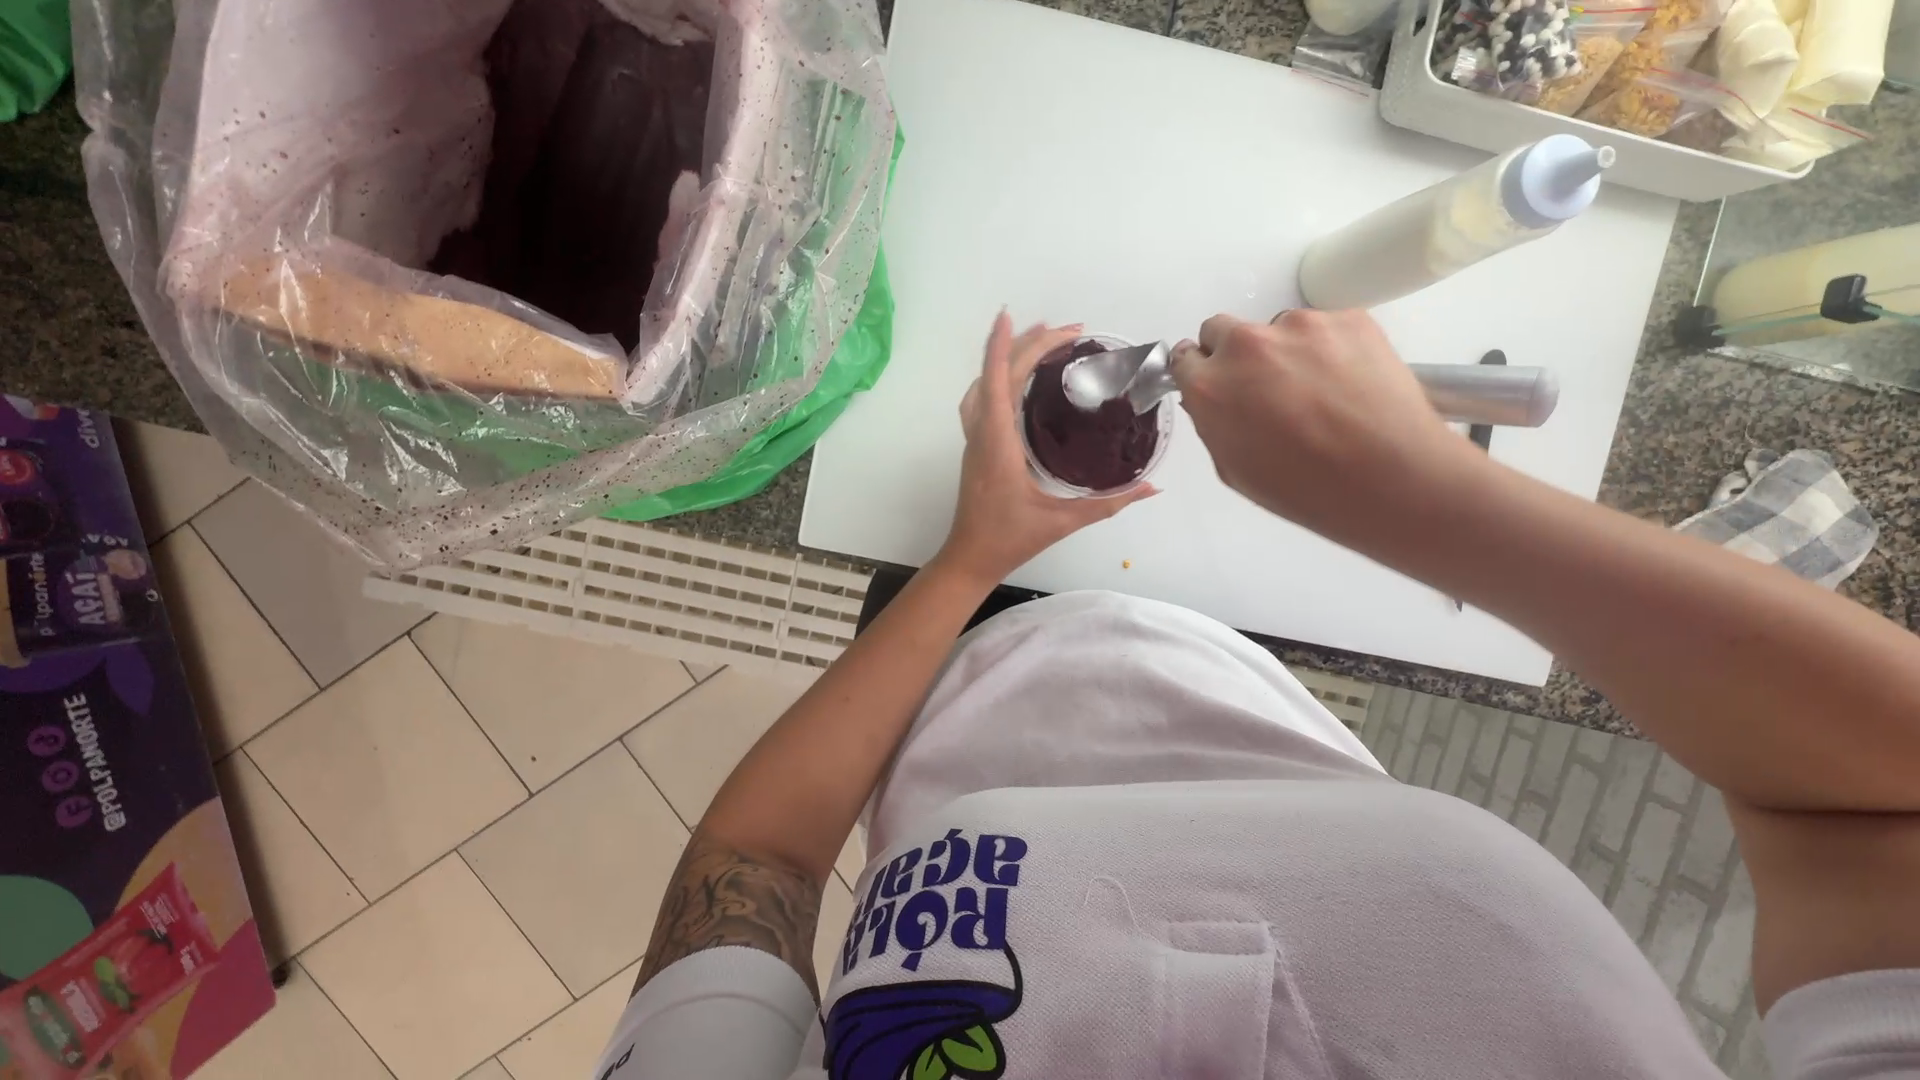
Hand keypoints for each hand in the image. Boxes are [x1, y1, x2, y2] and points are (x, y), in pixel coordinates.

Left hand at [935, 313, 1156, 585]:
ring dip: (1007, 357)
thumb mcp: (1062, 522)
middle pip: (996, 375)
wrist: (969, 558)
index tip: (1012, 316)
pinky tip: (1016, 378)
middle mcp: (982, 434)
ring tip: (1040, 339)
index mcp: (998, 443)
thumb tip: (1152, 487)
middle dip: (1027, 344)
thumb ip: (1109, 504)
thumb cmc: (1010, 540)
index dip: (1002, 346)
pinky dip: (996, 377)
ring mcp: (974, 440)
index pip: (998, 382)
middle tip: (1069, 331)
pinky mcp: (975, 447)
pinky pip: (980, 400)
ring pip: (982, 384)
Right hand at [1170, 309, 1480, 540]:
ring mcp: (1299, 326)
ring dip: (1286, 351)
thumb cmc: (1303, 489)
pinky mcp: (1348, 318)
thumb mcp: (1234, 469)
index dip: (1200, 373)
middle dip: (1233, 354)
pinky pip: (1325, 327)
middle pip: (1221, 330)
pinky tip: (1349, 383)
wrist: (1390, 477)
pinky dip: (1330, 348)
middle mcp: (1245, 346)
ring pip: (1277, 329)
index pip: (1184, 358)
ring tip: (1320, 391)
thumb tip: (1216, 400)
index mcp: (1210, 386)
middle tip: (1264, 386)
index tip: (1218, 386)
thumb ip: (1213, 424)